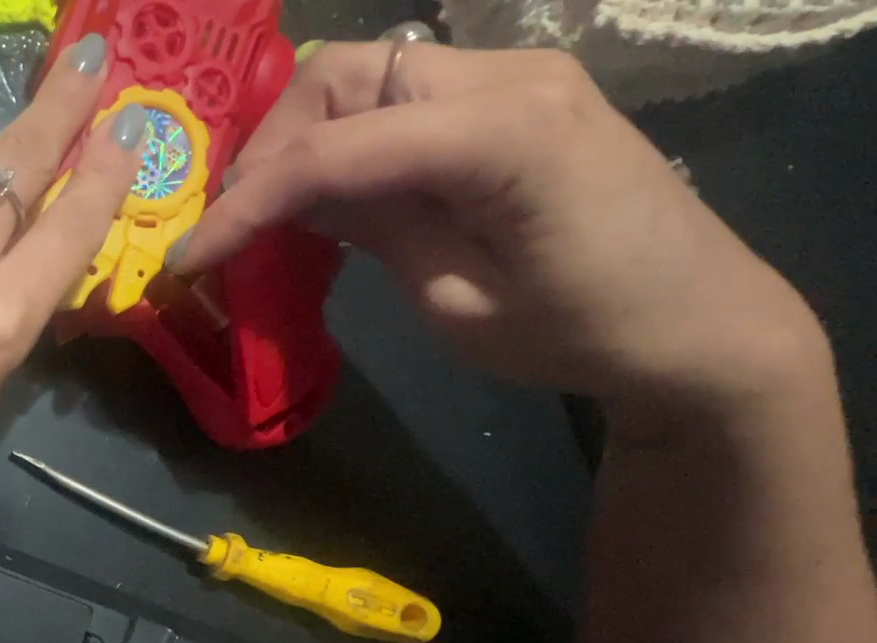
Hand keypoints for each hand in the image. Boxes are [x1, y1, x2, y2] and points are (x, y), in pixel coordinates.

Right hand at [173, 43, 829, 414]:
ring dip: (293, 138)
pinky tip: (317, 192)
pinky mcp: (500, 95)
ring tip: (264, 211)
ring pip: (357, 74)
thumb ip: (374, 230)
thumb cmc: (577, 331)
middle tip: (231, 226)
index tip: (187, 257)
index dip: (245, 202)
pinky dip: (333, 138)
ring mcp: (506, 74)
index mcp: (504, 135)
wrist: (692, 319)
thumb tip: (289, 202)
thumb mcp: (454, 302)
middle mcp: (504, 76)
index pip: (335, 149)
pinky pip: (389, 96)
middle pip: (338, 75)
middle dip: (265, 148)